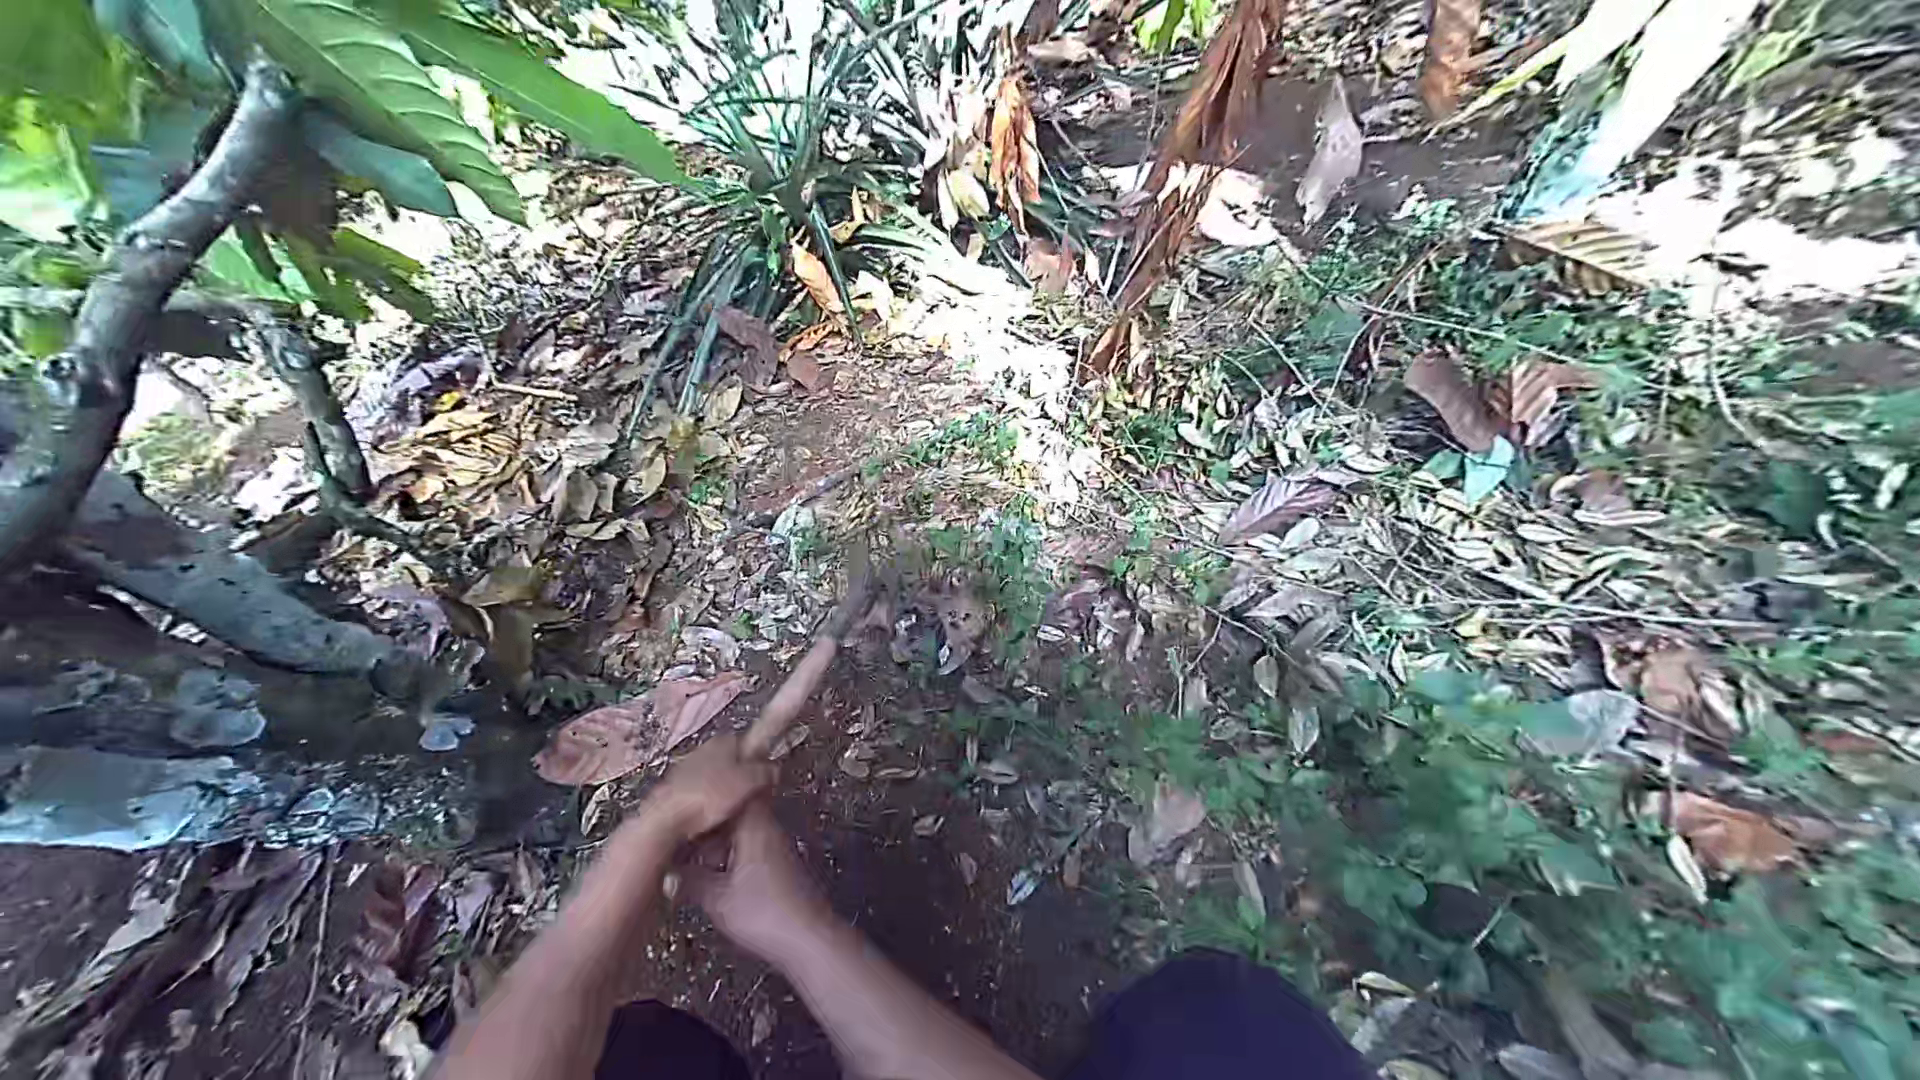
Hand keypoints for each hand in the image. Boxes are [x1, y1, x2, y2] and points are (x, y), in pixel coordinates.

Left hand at [625, 734, 773, 848]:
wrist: (664, 822)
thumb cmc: (709, 796)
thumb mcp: (750, 783)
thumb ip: (766, 772)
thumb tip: (775, 769)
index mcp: (723, 741)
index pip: (748, 743)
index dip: (758, 761)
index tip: (764, 780)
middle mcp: (702, 749)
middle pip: (731, 763)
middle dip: (741, 780)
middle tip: (749, 800)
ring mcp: (685, 770)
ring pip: (714, 781)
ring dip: (722, 795)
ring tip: (729, 815)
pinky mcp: (673, 792)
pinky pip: (698, 797)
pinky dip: (705, 807)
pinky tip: (708, 822)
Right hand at [683, 801, 836, 967]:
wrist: (806, 937)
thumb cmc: (764, 913)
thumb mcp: (717, 898)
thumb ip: (690, 881)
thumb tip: (668, 873)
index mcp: (755, 825)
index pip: (730, 796)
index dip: (705, 802)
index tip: (681, 812)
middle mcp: (769, 829)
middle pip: (734, 815)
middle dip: (707, 829)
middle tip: (680, 845)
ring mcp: (776, 846)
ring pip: (741, 834)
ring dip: (718, 847)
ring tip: (692, 865)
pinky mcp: (779, 865)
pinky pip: (750, 850)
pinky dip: (731, 859)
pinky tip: (717, 880)